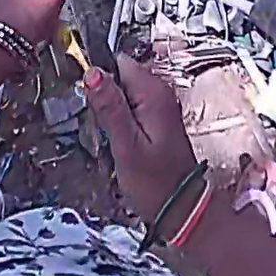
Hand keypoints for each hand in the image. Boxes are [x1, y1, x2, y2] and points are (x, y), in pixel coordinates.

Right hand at [84, 57, 199, 222]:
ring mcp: (159, 104)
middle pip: (119, 76)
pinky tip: (120, 142)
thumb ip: (109, 107)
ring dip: (111, 111)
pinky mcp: (157, 117)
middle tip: (103, 129)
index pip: (117, 63)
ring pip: (122, 92)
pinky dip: (120, 121)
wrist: (184, 212)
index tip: (92, 105)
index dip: (99, 78)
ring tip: (111, 138)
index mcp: (152, 91)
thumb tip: (92, 72)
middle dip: (104, 98)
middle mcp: (158, 90)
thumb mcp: (126, 145)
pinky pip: (130, 107)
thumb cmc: (155, 183)